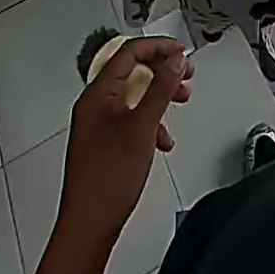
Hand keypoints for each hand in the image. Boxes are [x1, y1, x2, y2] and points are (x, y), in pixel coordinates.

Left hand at [54, 37, 193, 243]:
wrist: (89, 226)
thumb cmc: (107, 180)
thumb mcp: (143, 125)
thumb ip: (161, 88)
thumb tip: (174, 61)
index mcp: (98, 95)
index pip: (129, 53)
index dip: (158, 47)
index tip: (180, 52)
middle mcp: (95, 105)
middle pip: (133, 71)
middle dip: (163, 70)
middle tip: (185, 73)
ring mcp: (99, 124)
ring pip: (135, 94)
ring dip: (160, 94)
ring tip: (180, 99)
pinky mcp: (105, 141)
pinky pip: (133, 116)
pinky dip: (152, 119)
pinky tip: (162, 137)